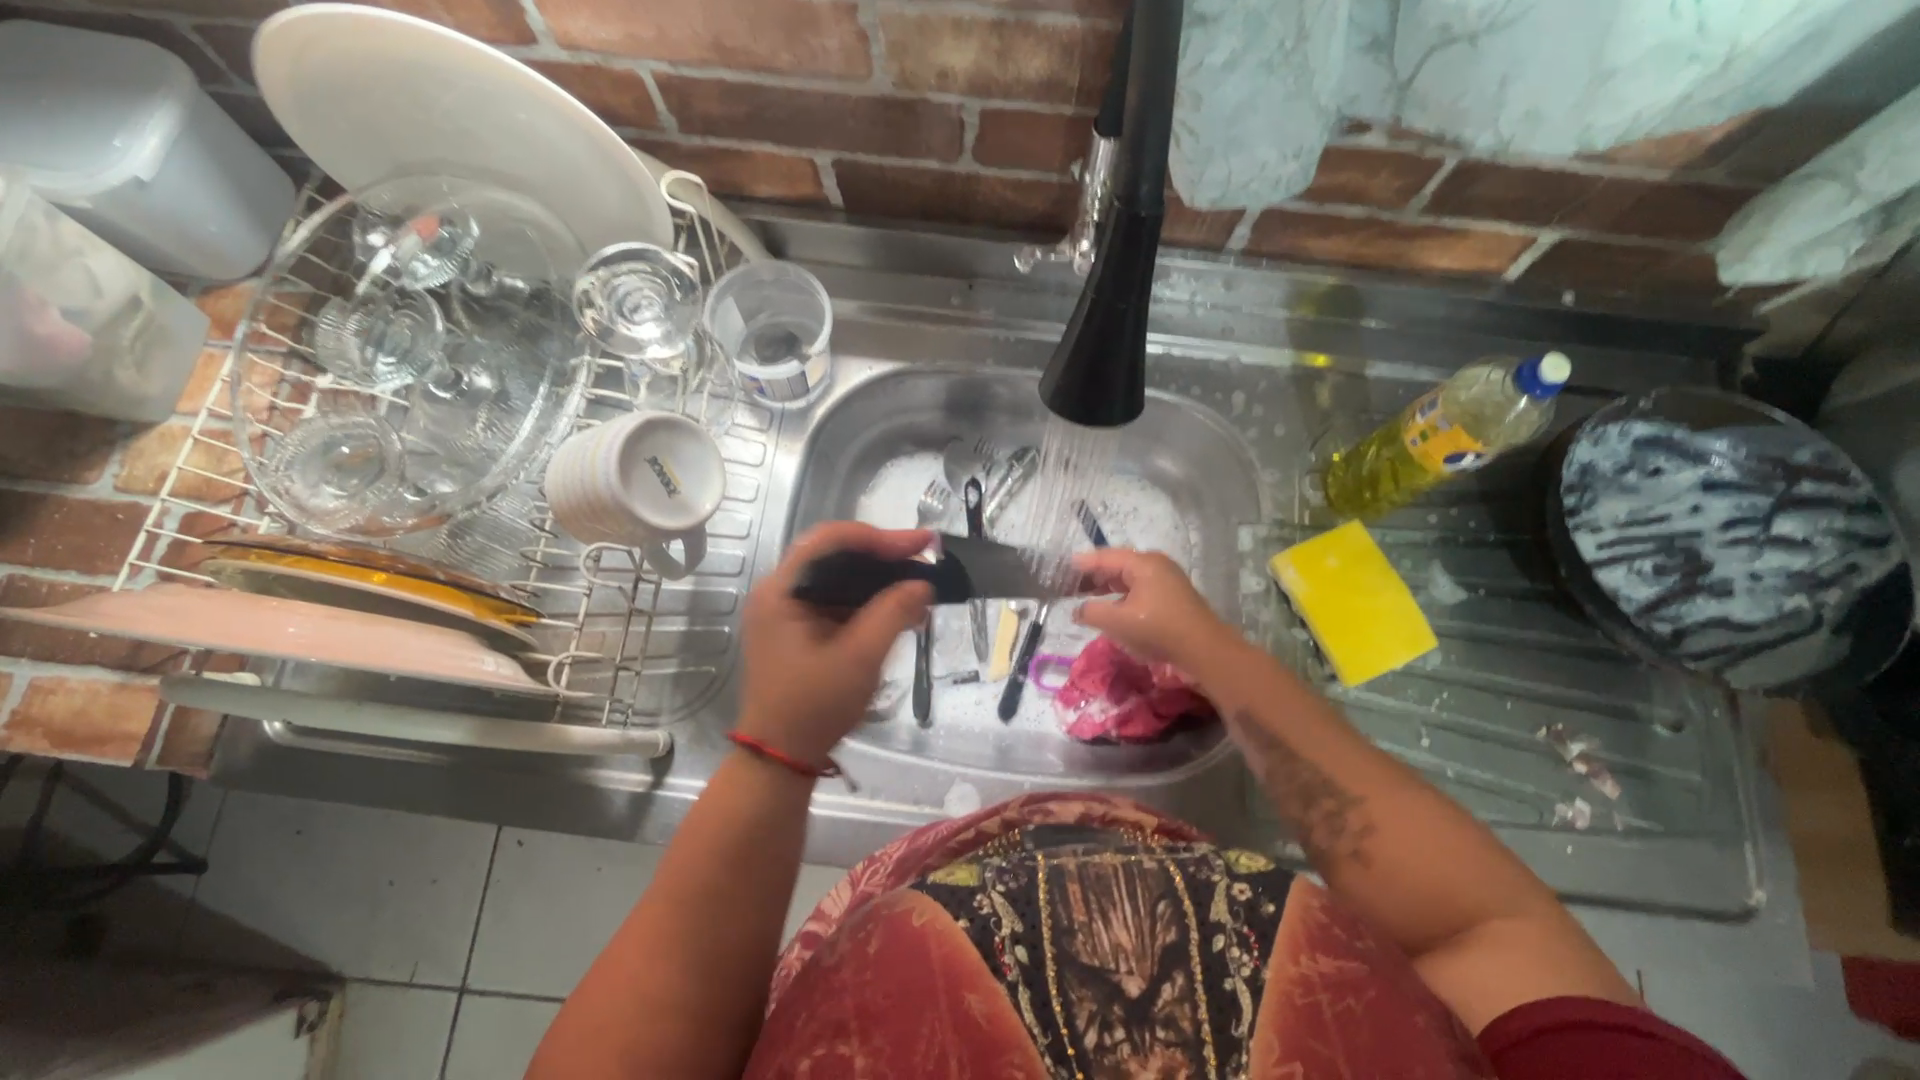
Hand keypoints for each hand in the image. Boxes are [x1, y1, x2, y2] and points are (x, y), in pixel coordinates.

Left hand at [737, 522, 933, 765]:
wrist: (780, 755)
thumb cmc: (814, 705)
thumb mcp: (859, 658)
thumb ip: (892, 613)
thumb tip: (922, 584)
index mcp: (781, 591)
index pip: (831, 540)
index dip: (880, 537)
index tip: (922, 544)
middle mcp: (778, 592)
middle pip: (835, 556)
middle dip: (884, 558)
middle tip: (925, 562)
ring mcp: (786, 612)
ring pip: (838, 579)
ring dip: (879, 583)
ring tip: (921, 592)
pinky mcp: (797, 630)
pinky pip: (836, 602)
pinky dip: (868, 604)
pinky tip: (901, 614)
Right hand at [1072, 549, 1232, 666]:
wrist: (1204, 648)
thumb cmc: (1159, 629)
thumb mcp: (1118, 622)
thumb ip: (1092, 612)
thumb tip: (1077, 610)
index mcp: (1143, 563)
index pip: (1104, 557)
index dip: (1082, 564)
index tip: (1062, 568)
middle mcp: (1155, 564)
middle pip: (1117, 564)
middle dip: (1094, 575)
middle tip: (1070, 585)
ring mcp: (1166, 578)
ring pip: (1129, 577)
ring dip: (1108, 586)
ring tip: (1086, 595)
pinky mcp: (1172, 594)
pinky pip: (1140, 587)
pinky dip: (1122, 593)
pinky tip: (1113, 606)